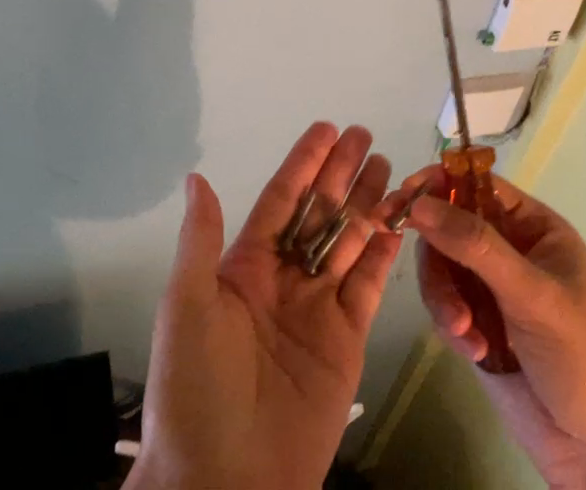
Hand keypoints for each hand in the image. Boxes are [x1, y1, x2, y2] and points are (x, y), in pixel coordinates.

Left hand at [128, 123, 401, 489]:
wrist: (224, 476)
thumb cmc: (195, 387)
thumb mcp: (186, 307)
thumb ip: (201, 241)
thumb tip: (198, 177)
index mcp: (242, 267)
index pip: (280, 201)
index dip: (303, 164)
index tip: (326, 129)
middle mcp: (283, 279)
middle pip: (319, 214)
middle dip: (341, 174)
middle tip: (366, 136)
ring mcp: (317, 308)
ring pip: (348, 242)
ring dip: (367, 204)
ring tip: (389, 167)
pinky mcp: (346, 339)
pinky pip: (368, 285)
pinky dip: (384, 253)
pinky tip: (399, 222)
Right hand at [399, 167, 585, 489]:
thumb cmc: (583, 358)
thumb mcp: (532, 295)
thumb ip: (474, 245)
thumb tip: (419, 201)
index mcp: (536, 230)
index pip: (479, 186)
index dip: (439, 184)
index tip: (402, 198)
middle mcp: (513, 251)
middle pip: (450, 227)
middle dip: (436, 253)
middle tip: (402, 255)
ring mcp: (494, 290)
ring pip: (442, 269)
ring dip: (444, 298)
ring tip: (462, 332)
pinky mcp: (479, 325)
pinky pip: (445, 306)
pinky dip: (451, 324)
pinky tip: (473, 350)